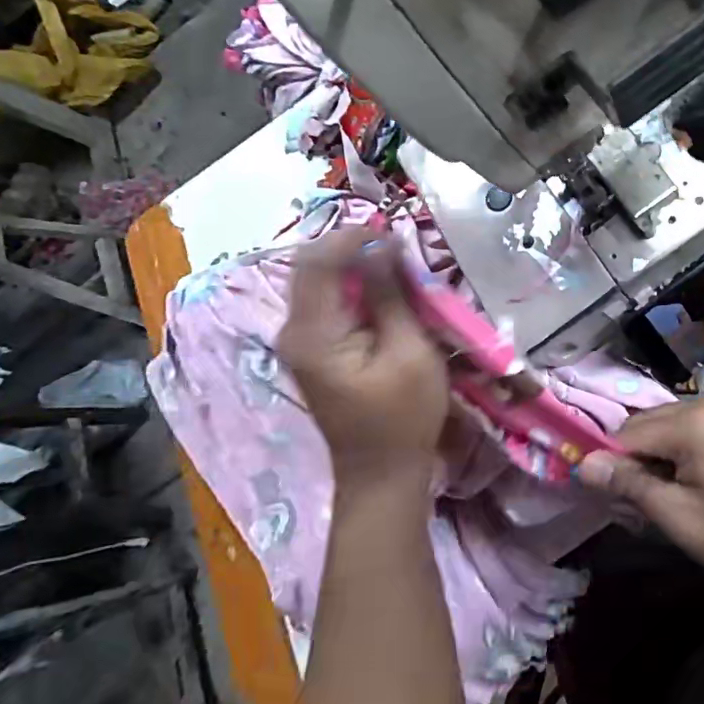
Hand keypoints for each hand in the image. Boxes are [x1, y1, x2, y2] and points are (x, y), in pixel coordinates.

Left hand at [277, 232, 449, 485]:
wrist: (382, 473)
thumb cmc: (404, 416)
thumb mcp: (409, 350)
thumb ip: (391, 296)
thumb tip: (383, 245)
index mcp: (312, 333)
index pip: (317, 262)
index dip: (352, 237)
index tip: (393, 230)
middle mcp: (294, 331)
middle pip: (312, 268)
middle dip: (353, 248)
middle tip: (399, 245)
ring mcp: (300, 342)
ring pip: (319, 283)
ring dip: (355, 267)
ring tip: (397, 263)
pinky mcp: (314, 350)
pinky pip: (328, 303)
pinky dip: (354, 289)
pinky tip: (385, 292)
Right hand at [578, 397, 703, 588]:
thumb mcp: (680, 517)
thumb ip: (630, 486)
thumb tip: (583, 465)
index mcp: (689, 421)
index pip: (623, 435)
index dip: (607, 467)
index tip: (607, 502)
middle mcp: (703, 402)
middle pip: (643, 426)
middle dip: (631, 464)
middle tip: (635, 510)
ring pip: (665, 428)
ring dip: (653, 461)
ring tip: (662, 503)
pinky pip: (689, 430)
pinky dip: (677, 455)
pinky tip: (686, 488)